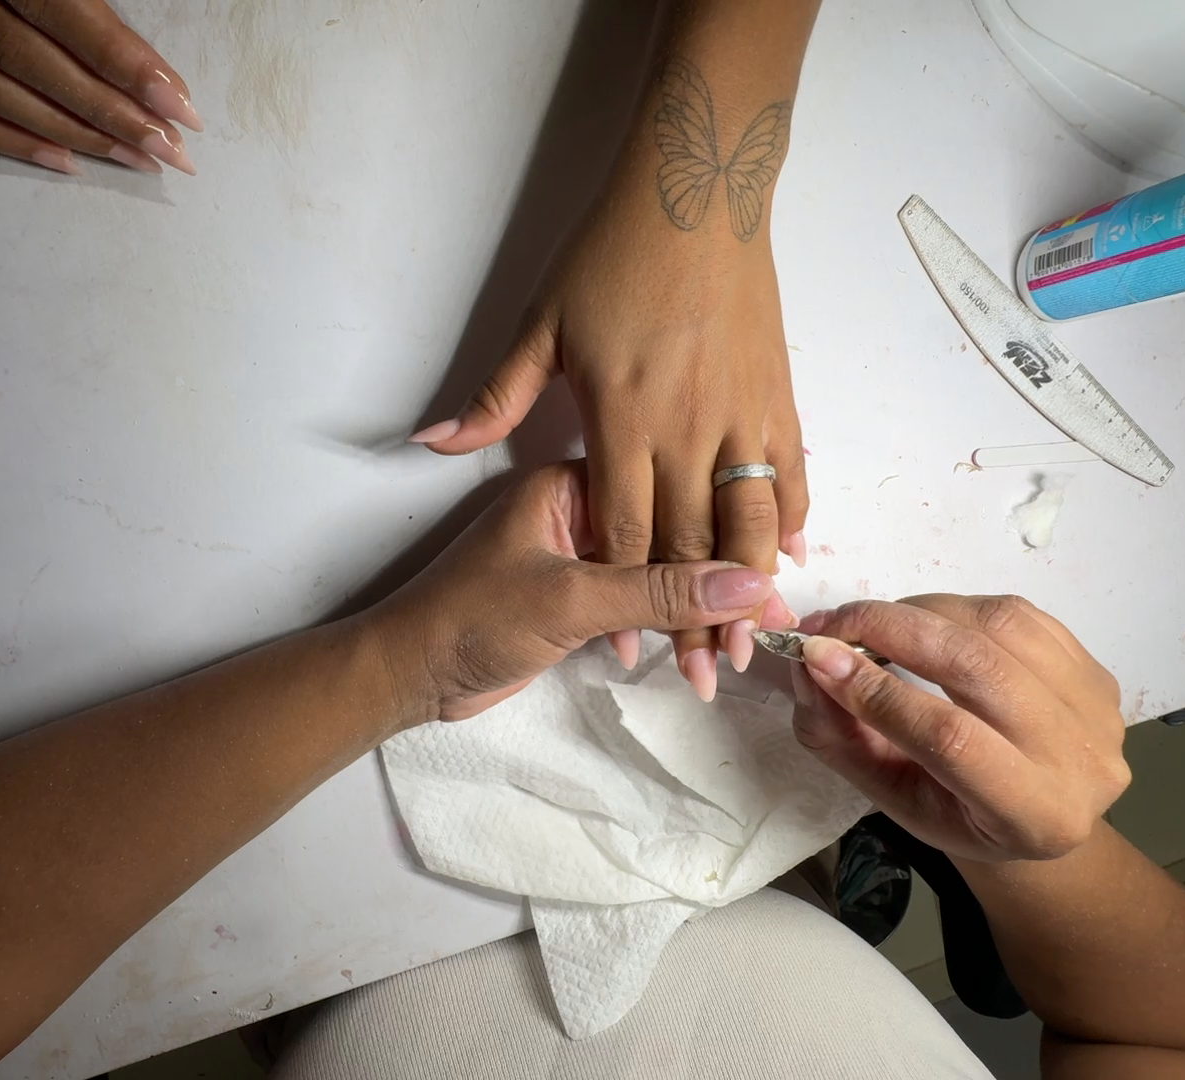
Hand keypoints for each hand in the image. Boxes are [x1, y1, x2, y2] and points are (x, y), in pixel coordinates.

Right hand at [0, 0, 201, 175]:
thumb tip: (149, 68)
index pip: (59, 9)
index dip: (126, 65)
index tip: (182, 108)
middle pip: (25, 60)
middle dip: (109, 114)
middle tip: (172, 151)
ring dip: (71, 134)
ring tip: (136, 160)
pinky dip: (6, 137)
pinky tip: (67, 162)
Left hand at [370, 463, 790, 722]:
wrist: (413, 670)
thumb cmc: (473, 619)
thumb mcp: (567, 601)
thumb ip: (654, 592)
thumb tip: (746, 585)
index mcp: (567, 486)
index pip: (661, 496)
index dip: (717, 535)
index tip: (771, 575)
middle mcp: (577, 512)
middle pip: (666, 535)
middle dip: (718, 578)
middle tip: (771, 616)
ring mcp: (577, 555)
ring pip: (654, 572)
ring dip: (696, 607)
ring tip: (750, 639)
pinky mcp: (575, 596)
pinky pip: (635, 600)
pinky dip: (666, 622)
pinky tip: (702, 642)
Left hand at [410, 179, 805, 700]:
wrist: (698, 188)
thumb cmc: (611, 256)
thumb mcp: (538, 326)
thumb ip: (495, 399)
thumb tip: (433, 441)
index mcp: (625, 420)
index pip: (632, 533)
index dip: (639, 600)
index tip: (648, 653)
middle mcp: (687, 426)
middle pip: (695, 541)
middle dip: (704, 613)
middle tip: (713, 670)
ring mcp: (740, 409)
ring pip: (753, 516)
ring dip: (756, 581)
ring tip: (758, 633)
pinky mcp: (776, 391)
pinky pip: (790, 467)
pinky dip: (795, 513)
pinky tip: (796, 549)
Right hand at [788, 595, 1129, 861]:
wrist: (1032, 812)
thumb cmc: (947, 810)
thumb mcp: (879, 790)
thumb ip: (835, 733)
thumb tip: (809, 664)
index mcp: (1032, 815)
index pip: (950, 738)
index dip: (876, 691)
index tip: (814, 656)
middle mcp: (1084, 762)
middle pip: (978, 668)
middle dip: (888, 631)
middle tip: (828, 625)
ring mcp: (1098, 709)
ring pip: (997, 626)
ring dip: (917, 611)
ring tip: (873, 625)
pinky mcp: (1096, 668)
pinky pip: (1016, 613)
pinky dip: (952, 607)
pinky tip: (923, 625)